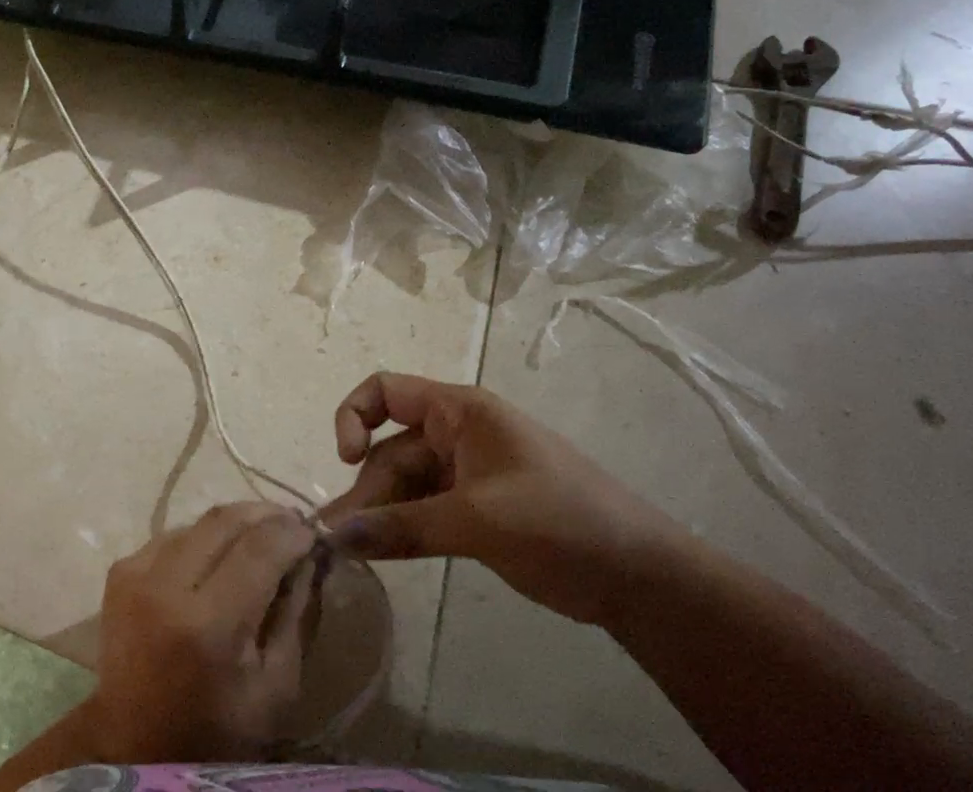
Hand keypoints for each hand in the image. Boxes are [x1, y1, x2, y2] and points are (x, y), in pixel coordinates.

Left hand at [86, 502, 321, 762]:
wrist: (135, 742)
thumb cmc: (217, 728)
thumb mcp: (277, 685)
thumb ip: (295, 614)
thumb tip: (309, 557)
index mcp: (208, 624)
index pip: (259, 550)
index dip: (292, 532)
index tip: (314, 531)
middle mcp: (165, 587)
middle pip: (223, 521)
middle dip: (265, 514)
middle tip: (292, 522)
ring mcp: (135, 574)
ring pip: (196, 523)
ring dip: (233, 523)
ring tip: (261, 536)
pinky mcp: (119, 573)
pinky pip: (170, 536)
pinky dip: (201, 538)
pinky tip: (218, 554)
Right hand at [321, 373, 686, 625]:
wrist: (641, 580)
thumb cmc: (563, 523)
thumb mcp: (478, 521)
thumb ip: (401, 526)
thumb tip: (330, 536)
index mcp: (461, 413)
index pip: (386, 391)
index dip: (355, 417)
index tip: (347, 459)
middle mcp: (456, 436)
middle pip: (389, 451)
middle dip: (366, 491)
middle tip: (338, 540)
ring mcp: (465, 477)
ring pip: (402, 487)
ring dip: (378, 516)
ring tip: (349, 553)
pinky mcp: (473, 514)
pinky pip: (420, 514)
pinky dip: (398, 531)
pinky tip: (377, 555)